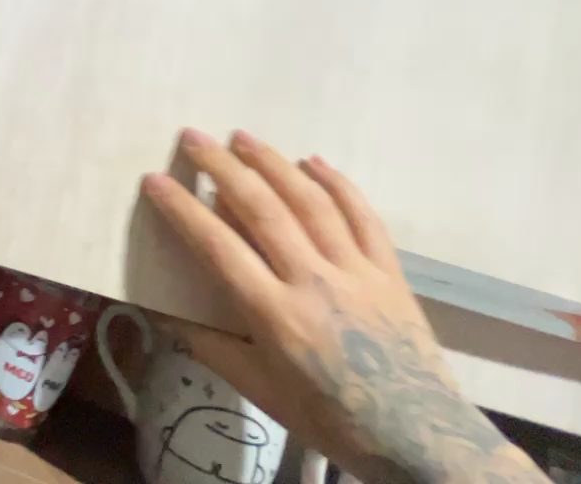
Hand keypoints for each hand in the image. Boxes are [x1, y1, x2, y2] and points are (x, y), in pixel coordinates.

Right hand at [142, 129, 547, 483]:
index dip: (182, 209)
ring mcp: (357, 274)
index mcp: (275, 316)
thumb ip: (210, 347)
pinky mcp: (391, 274)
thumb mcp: (260, 392)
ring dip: (272, 163)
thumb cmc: (332, 419)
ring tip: (241, 136)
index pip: (217, 247)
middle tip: (192, 137)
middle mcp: (314, 284)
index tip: (154, 179)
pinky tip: (313, 160)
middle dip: (222, 168)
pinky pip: (364, 218)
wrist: (426, 444)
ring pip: (311, 203)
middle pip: (263, 210)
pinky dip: (338, 184)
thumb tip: (163, 313)